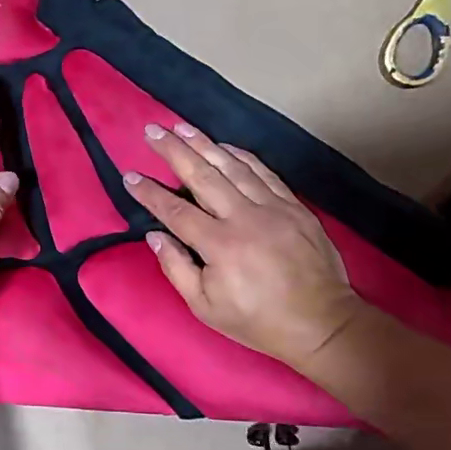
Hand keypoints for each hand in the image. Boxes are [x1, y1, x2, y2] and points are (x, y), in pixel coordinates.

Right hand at [123, 123, 364, 370]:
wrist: (320, 322)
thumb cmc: (257, 320)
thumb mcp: (205, 307)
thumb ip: (176, 268)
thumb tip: (155, 236)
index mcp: (220, 245)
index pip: (175, 211)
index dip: (150, 192)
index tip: (130, 176)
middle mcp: (244, 218)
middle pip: (202, 176)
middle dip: (173, 150)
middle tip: (152, 130)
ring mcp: (273, 208)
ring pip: (233, 166)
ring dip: (204, 143)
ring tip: (181, 126)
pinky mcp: (294, 206)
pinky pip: (264, 172)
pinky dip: (242, 155)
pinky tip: (225, 145)